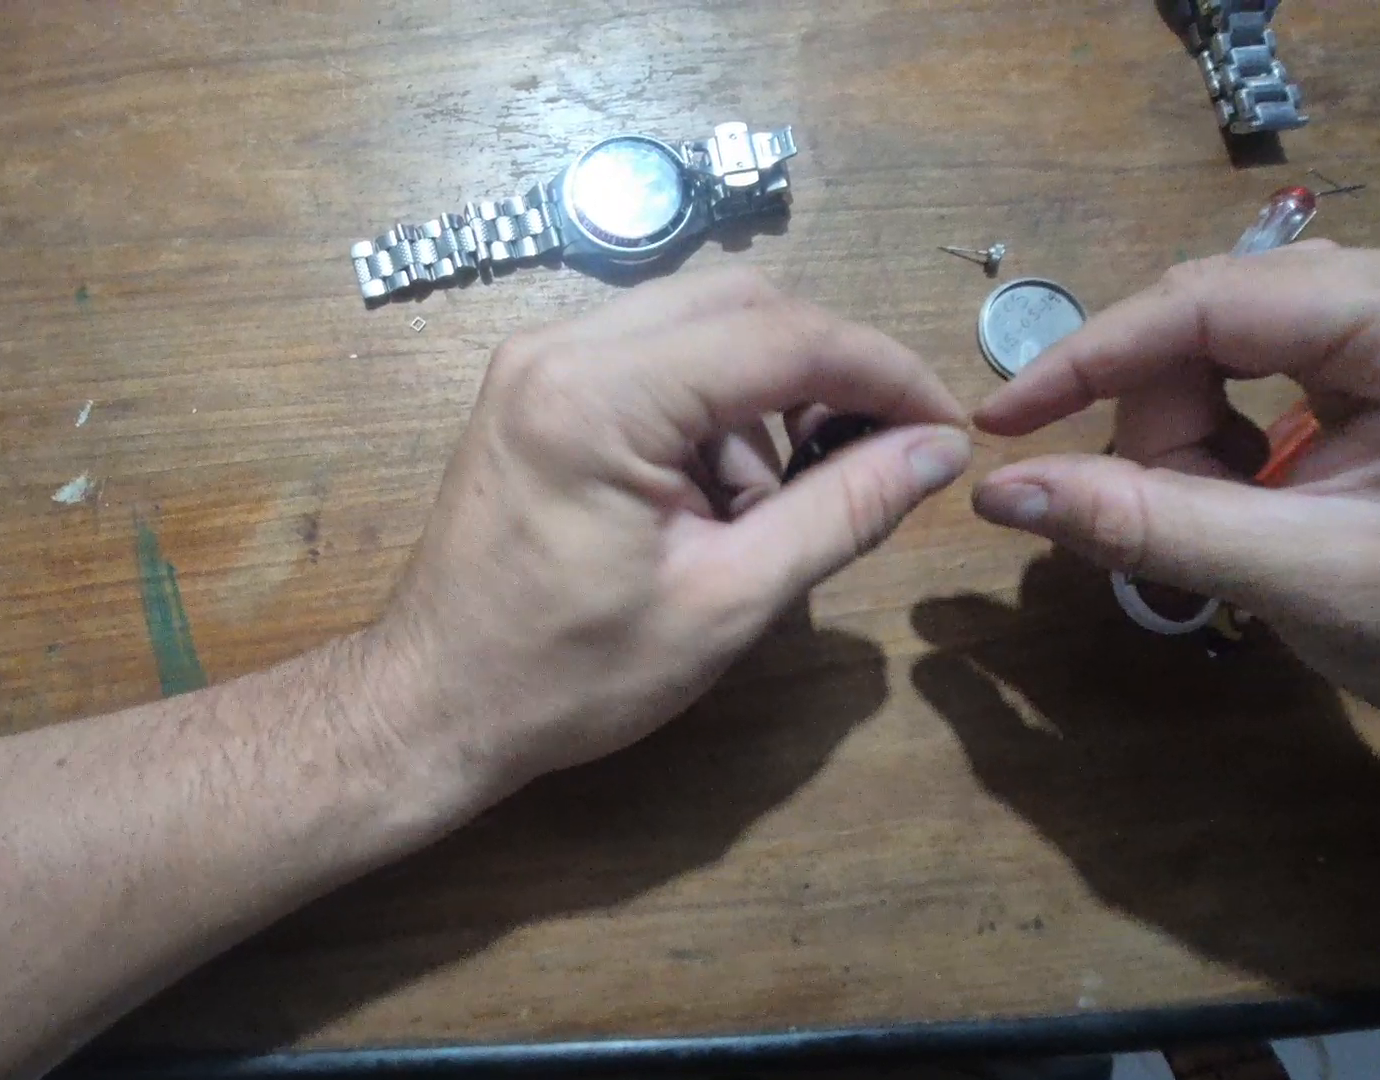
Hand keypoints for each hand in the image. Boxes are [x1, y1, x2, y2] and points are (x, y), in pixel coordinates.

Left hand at [376, 269, 970, 795]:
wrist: (437, 701)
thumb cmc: (571, 676)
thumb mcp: (726, 602)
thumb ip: (840, 512)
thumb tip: (936, 449)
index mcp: (599, 396)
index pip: (782, 338)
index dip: (883, 372)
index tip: (942, 423)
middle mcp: (560, 345)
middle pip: (740, 307)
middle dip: (821, 375)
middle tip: (865, 455)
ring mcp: (538, 359)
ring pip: (698, 329)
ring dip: (759, 404)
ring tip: (755, 512)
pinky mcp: (535, 387)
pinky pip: (652, 362)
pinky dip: (706, 414)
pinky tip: (703, 499)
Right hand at [971, 233, 1379, 758]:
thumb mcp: (1312, 579)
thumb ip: (1146, 527)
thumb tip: (998, 492)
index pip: (1215, 298)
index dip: (1086, 359)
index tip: (999, 423)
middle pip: (1216, 323)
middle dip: (1167, 427)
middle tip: (1179, 516)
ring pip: (1230, 345)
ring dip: (1194, 439)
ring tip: (1241, 516)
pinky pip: (1269, 363)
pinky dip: (1230, 436)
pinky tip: (1266, 488)